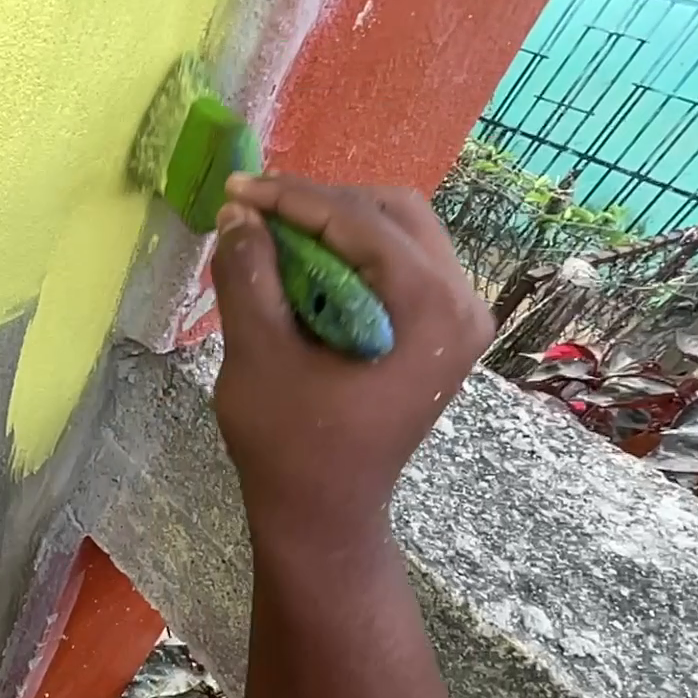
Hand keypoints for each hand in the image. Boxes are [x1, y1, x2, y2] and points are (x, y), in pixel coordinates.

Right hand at [210, 173, 492, 543]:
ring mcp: (455, 320)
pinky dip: (347, 255)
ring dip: (333, 226)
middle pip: (393, 214)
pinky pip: (396, 268)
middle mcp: (462, 303)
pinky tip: (302, 266)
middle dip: (318, 204)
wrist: (321, 509)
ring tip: (271, 234)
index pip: (362, 222)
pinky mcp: (436, 334)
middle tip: (252, 209)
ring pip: (399, 235)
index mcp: (429, 309)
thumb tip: (236, 215)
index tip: (236, 188)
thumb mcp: (257, 357)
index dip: (293, 198)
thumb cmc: (287, 443)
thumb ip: (248, 279)